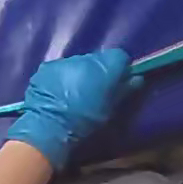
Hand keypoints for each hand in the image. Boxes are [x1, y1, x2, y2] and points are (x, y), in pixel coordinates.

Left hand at [6, 48, 142, 167]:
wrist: (47, 127)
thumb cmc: (84, 122)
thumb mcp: (110, 110)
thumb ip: (124, 90)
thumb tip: (136, 78)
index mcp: (104, 67)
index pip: (120, 56)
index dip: (120, 69)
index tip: (118, 83)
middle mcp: (84, 58)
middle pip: (98, 59)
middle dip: (99, 71)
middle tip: (95, 91)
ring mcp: (63, 61)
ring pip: (79, 63)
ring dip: (80, 73)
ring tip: (75, 93)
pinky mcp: (46, 67)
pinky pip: (60, 68)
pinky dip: (62, 77)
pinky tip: (59, 93)